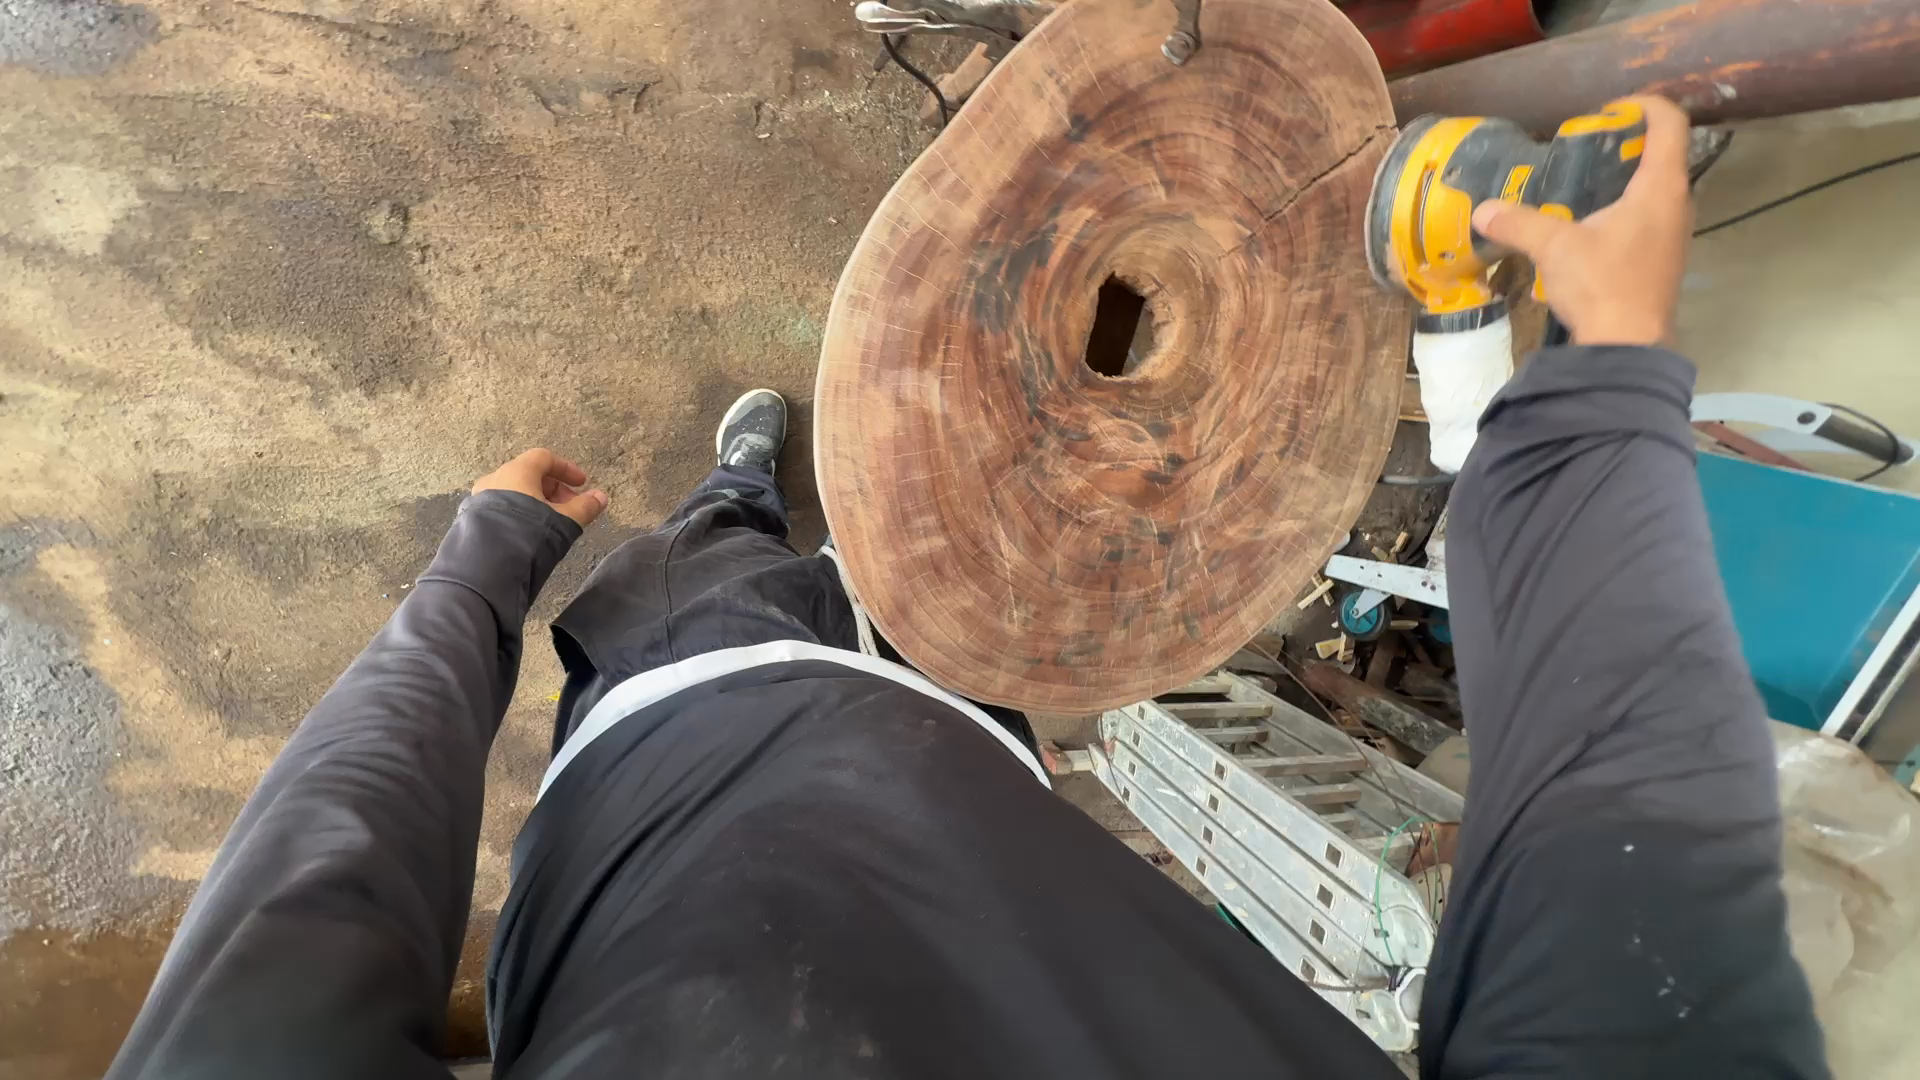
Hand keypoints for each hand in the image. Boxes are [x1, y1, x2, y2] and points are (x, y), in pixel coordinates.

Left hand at [472, 449, 607, 527]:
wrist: (487, 560)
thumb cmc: (530, 530)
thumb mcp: (566, 519)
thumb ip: (585, 507)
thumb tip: (601, 497)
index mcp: (517, 472)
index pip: (544, 458)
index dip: (567, 469)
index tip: (582, 484)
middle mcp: (496, 478)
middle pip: (530, 474)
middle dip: (555, 489)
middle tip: (570, 507)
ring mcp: (481, 498)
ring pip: (516, 492)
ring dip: (538, 502)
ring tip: (552, 522)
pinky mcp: (474, 516)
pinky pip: (503, 506)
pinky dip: (521, 511)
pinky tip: (530, 531)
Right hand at [1471, 95, 1693, 345]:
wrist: (1625, 341)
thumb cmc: (1602, 283)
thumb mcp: (1554, 249)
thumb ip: (1519, 225)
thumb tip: (1483, 210)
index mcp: (1659, 188)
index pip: (1668, 125)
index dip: (1644, 107)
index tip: (1609, 110)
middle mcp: (1675, 203)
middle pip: (1658, 157)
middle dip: (1622, 148)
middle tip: (1580, 153)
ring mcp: (1669, 233)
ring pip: (1648, 191)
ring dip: (1617, 183)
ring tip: (1575, 190)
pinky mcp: (1655, 258)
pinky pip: (1640, 219)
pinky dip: (1615, 212)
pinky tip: (1582, 230)